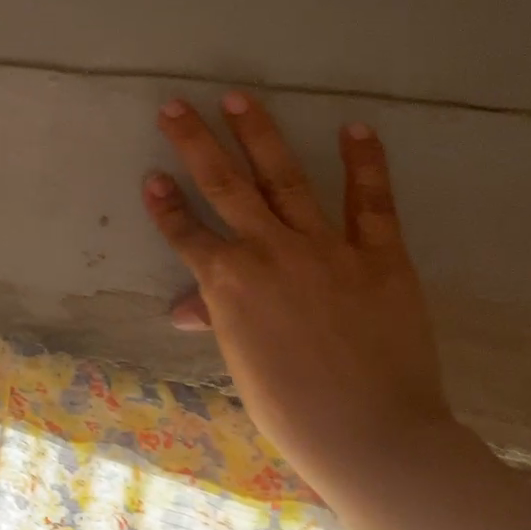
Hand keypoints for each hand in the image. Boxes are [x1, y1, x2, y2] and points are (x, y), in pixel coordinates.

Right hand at [142, 91, 452, 481]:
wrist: (371, 431)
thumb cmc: (287, 404)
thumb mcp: (237, 359)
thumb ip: (214, 317)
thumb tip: (183, 310)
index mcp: (226, 282)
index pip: (184, 232)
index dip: (163, 204)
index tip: (150, 176)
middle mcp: (267, 252)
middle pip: (223, 187)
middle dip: (194, 143)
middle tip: (174, 106)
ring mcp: (325, 249)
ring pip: (284, 179)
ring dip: (258, 135)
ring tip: (238, 98)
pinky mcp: (380, 256)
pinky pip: (371, 203)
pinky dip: (364, 164)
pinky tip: (352, 127)